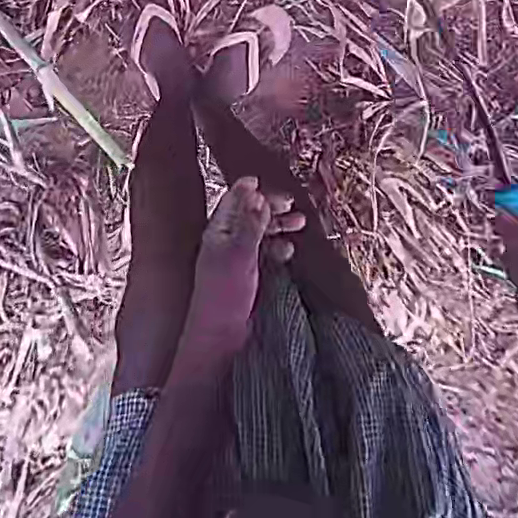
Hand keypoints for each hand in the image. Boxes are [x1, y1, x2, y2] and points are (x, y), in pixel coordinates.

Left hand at [179, 177, 305, 357]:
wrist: (220, 336)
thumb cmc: (224, 294)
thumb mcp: (240, 254)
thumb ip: (250, 224)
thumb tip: (257, 195)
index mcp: (218, 231)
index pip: (233, 200)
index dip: (248, 189)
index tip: (263, 181)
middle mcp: (226, 241)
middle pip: (249, 214)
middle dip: (270, 206)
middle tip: (291, 203)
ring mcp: (237, 257)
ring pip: (260, 232)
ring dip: (278, 225)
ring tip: (299, 223)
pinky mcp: (247, 274)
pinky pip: (265, 252)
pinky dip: (277, 247)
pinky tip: (287, 250)